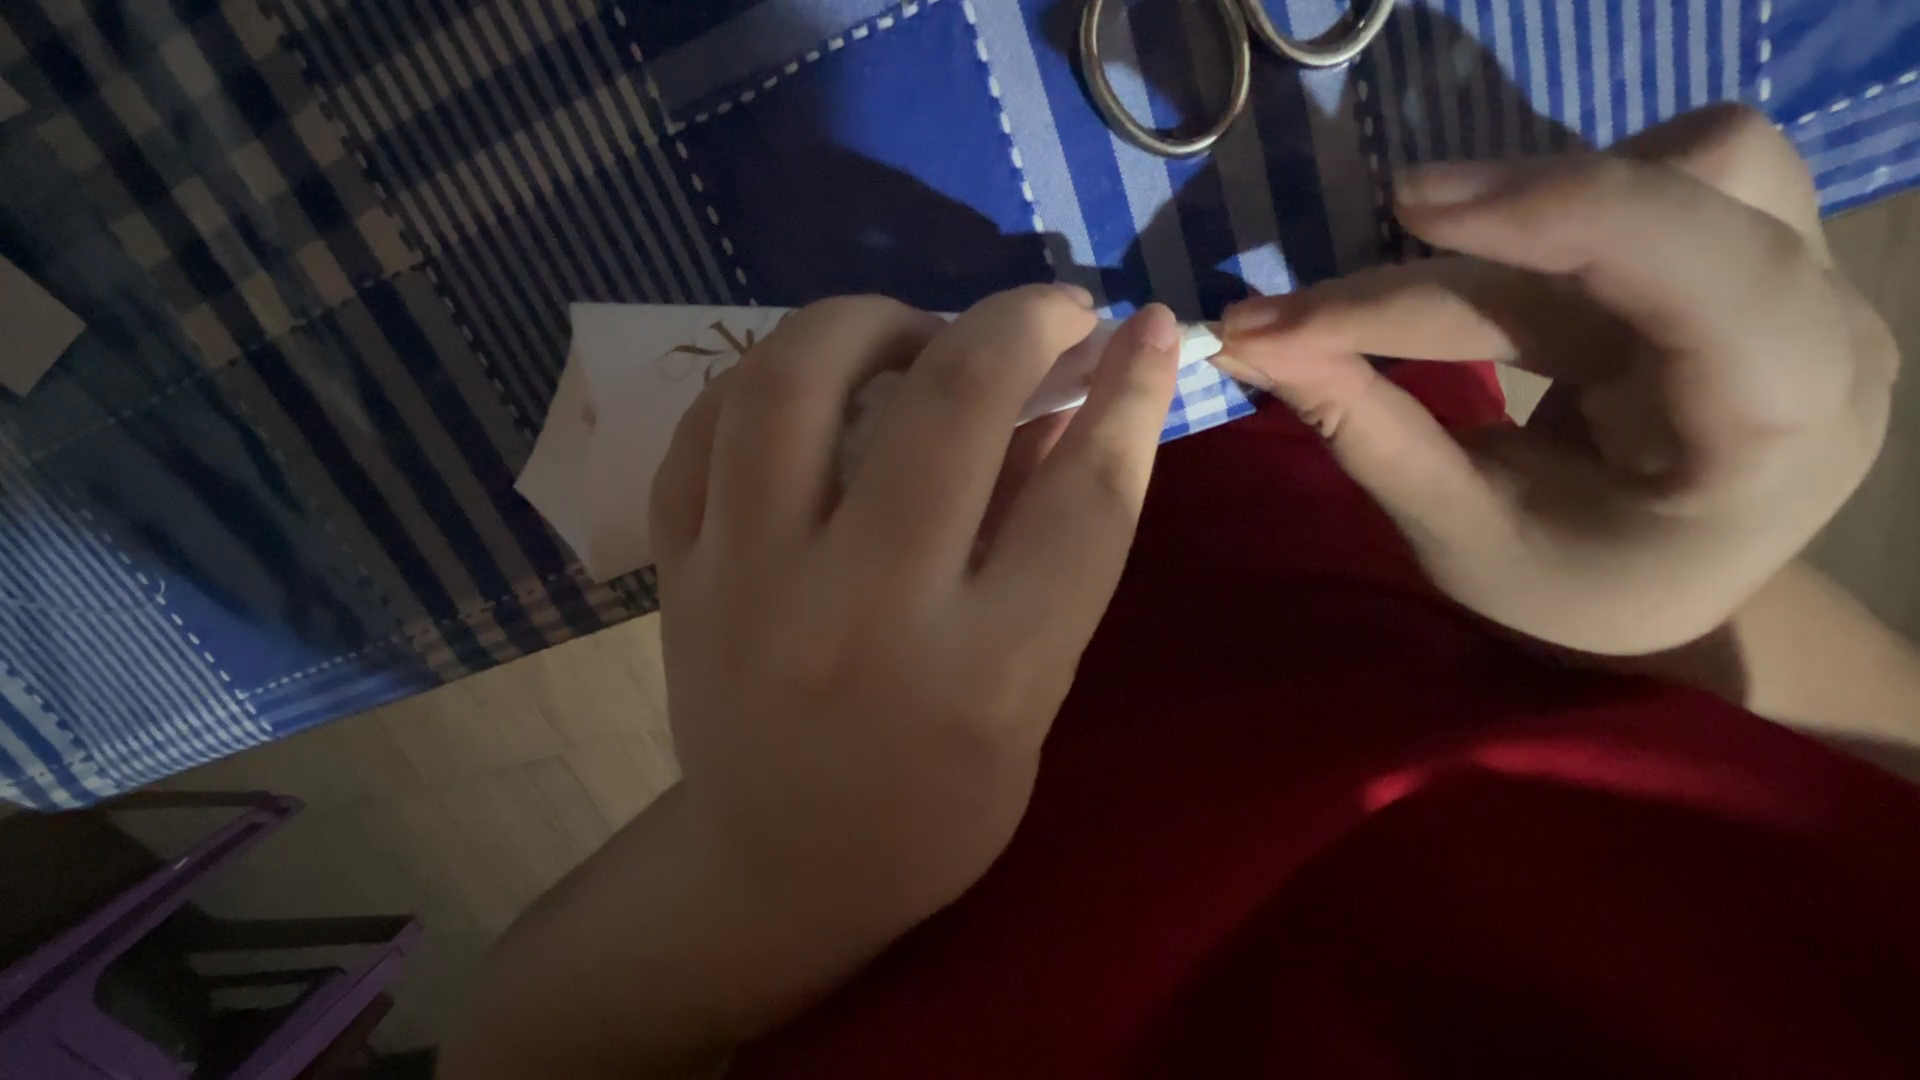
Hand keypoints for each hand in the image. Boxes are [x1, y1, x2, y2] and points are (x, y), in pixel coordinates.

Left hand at [652, 287, 1179, 942]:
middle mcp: (862, 614)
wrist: (774, 867)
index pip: (1085, 496)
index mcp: (984, 675)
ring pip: (794, 378)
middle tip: (1047, 311)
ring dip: (873, 320)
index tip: (1149, 328)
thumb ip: (1052, 552)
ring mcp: (748, 585)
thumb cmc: (932, 805)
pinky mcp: (679, 573)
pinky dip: (769, 376)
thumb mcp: (1030, 701)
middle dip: (1019, 321)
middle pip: (949, 403)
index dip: (1131, 392)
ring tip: (914, 334)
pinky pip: (705, 423)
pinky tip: (815, 387)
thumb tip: (1076, 401)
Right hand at [1219, 106, 1899, 655]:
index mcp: (1774, 425)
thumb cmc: (1568, 591)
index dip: (1554, 213)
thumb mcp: (1455, 534)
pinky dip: (1552, 209)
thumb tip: (1252, 345)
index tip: (1398, 208)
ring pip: (1684, 165)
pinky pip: (1657, 187)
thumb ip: (1365, 431)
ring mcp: (1786, 286)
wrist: (1667, 599)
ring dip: (1533, 203)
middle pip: (1668, 203)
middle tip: (1319, 291)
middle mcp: (1810, 331)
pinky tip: (1481, 251)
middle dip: (1475, 240)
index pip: (1697, 272)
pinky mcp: (1735, 266)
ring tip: (1418, 249)